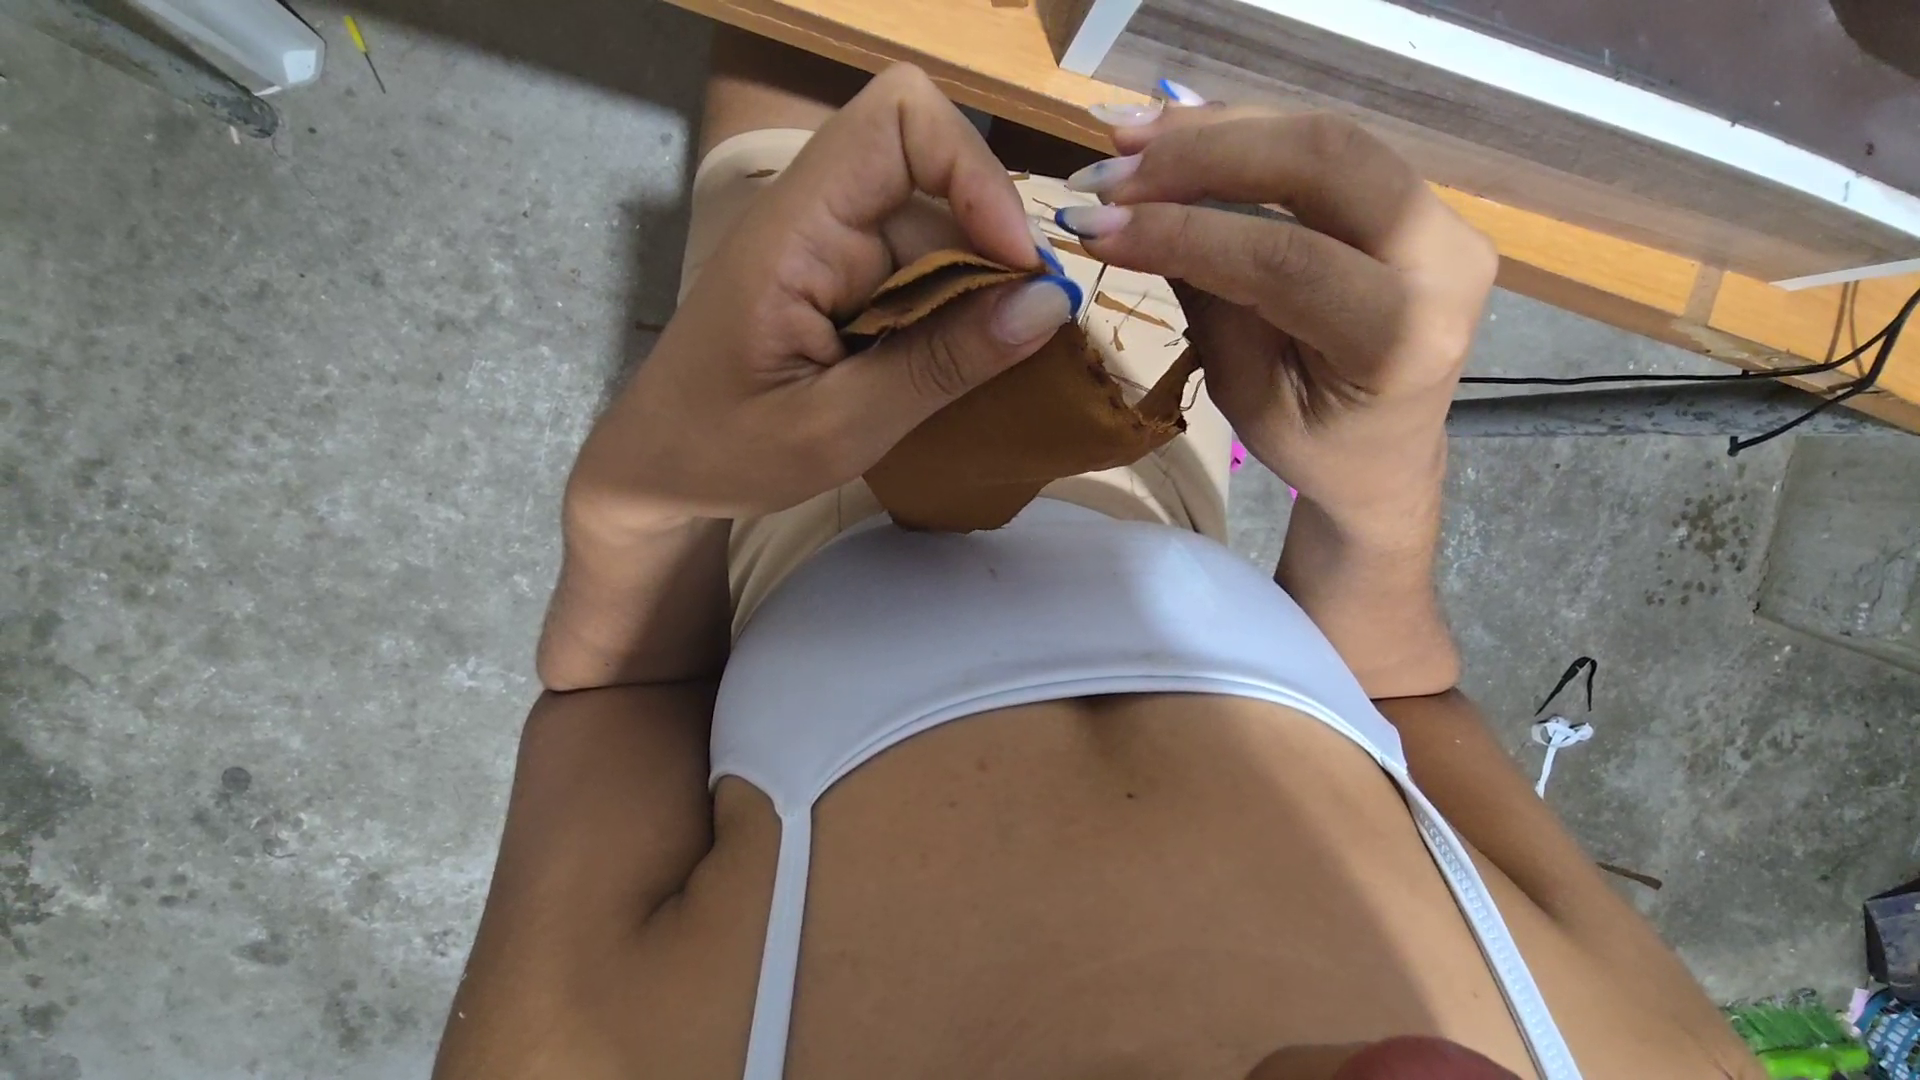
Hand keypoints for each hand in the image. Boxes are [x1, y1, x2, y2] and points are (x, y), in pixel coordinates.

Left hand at [565, 65, 1078, 532]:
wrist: (658, 470)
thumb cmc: (724, 454)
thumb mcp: (838, 427)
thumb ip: (939, 365)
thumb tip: (1049, 304)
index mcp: (797, 232)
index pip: (899, 121)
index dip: (973, 172)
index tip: (1015, 264)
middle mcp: (817, 220)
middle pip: (936, 189)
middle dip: (992, 260)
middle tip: (1020, 345)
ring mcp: (828, 252)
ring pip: (937, 238)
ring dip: (975, 299)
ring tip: (982, 373)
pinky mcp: (839, 286)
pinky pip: (919, 277)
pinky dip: (951, 319)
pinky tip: (951, 370)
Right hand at [1055, 107, 1496, 530]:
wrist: (1387, 452)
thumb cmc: (1316, 448)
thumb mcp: (1249, 400)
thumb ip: (1211, 308)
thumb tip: (1139, 226)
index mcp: (1399, 340)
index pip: (1287, 261)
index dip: (1186, 233)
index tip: (1096, 226)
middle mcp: (1442, 261)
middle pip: (1324, 160)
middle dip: (1204, 155)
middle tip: (1112, 173)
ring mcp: (1440, 217)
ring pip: (1322, 138)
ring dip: (1215, 132)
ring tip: (1127, 142)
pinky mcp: (1416, 198)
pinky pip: (1324, 148)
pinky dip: (1243, 135)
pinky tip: (1175, 134)